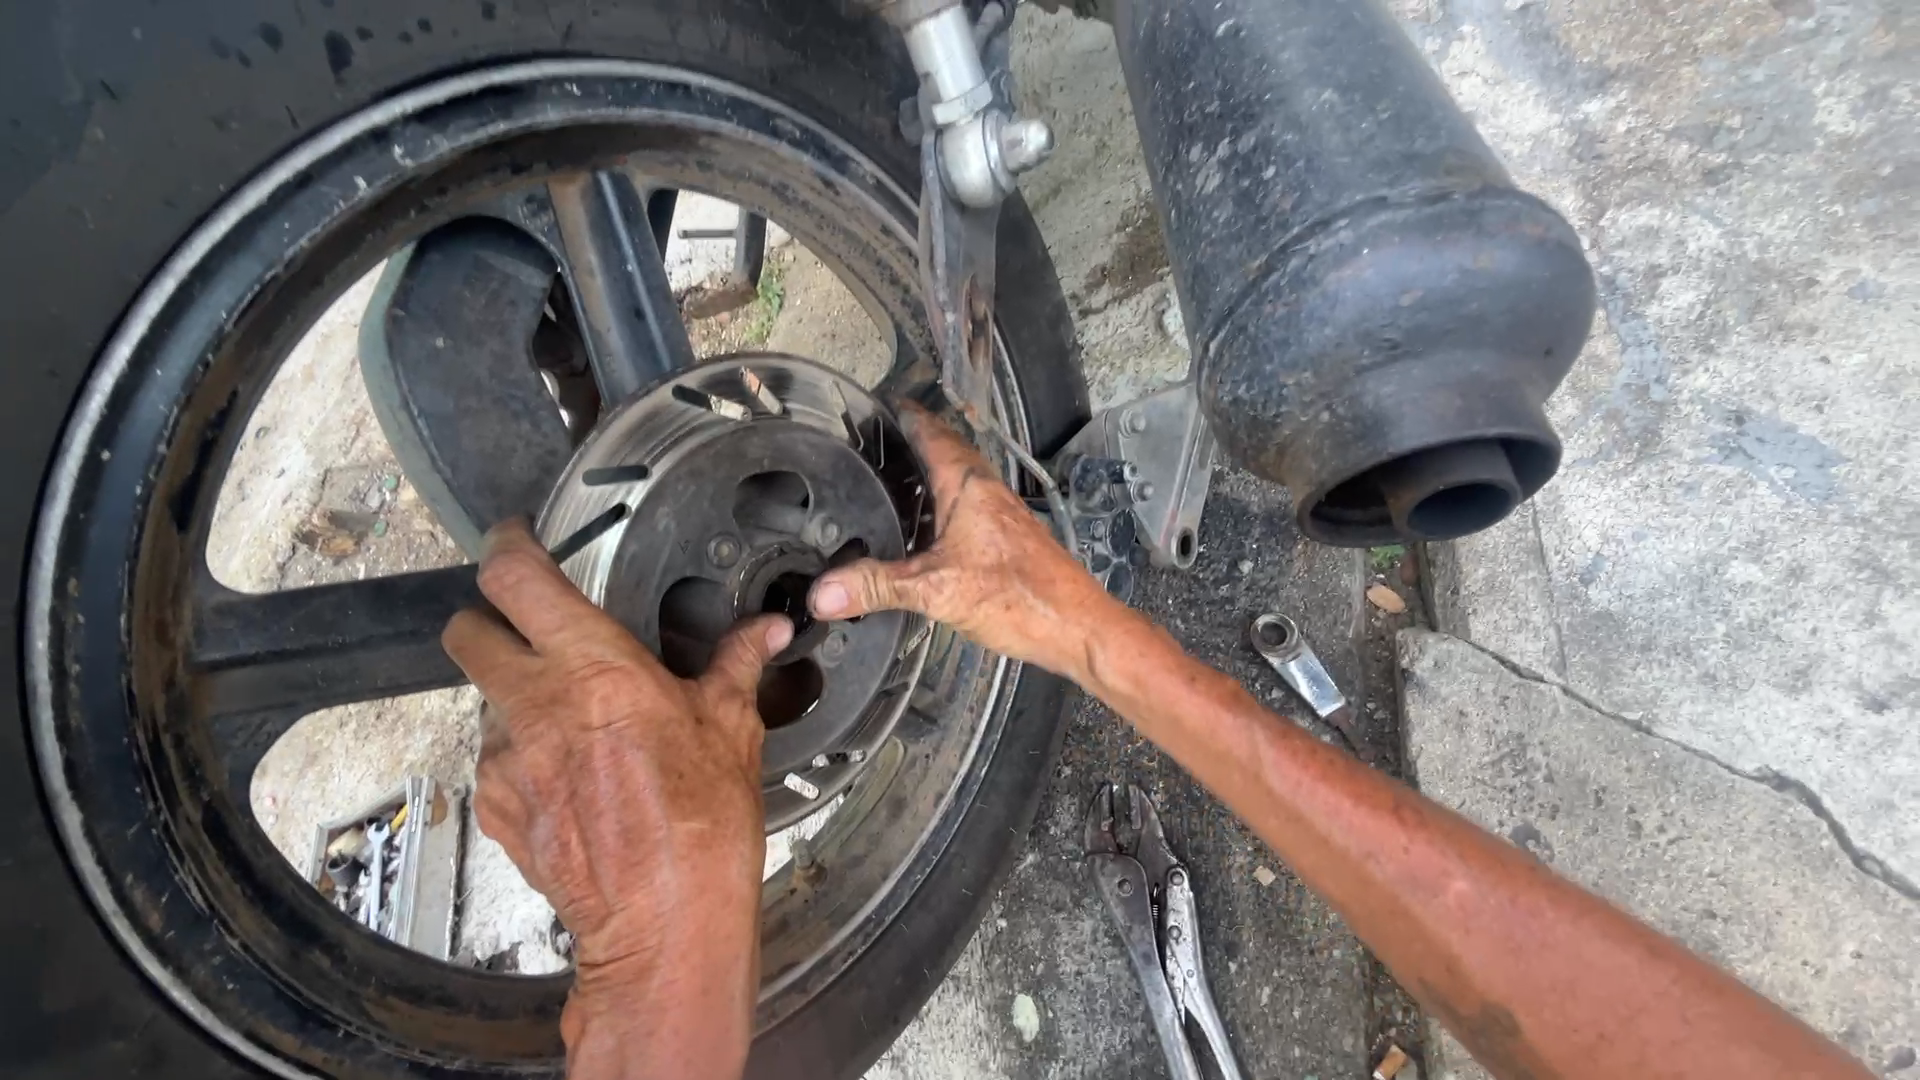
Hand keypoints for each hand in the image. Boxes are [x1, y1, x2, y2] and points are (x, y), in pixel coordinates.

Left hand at [441, 520, 790, 1078]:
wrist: (665, 918)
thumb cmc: (704, 816)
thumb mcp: (732, 724)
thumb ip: (739, 660)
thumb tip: (770, 628)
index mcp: (595, 670)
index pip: (518, 582)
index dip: (507, 547)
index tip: (515, 536)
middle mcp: (535, 706)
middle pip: (467, 633)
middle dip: (489, 617)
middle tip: (536, 626)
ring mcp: (505, 762)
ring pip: (485, 699)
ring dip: (519, 692)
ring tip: (578, 719)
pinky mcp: (497, 808)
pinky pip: (496, 757)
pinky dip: (525, 748)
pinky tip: (576, 774)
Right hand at [807, 404, 1119, 680]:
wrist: (1077, 626)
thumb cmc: (1020, 598)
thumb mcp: (937, 590)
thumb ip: (878, 586)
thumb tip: (823, 591)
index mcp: (969, 486)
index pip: (933, 432)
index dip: (907, 415)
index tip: (882, 404)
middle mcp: (987, 492)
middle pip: (945, 453)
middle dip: (912, 444)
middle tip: (875, 445)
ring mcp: (1000, 516)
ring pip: (956, 483)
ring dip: (927, 478)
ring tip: (890, 485)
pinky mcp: (1006, 541)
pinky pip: (966, 511)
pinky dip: (941, 510)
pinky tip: (925, 536)